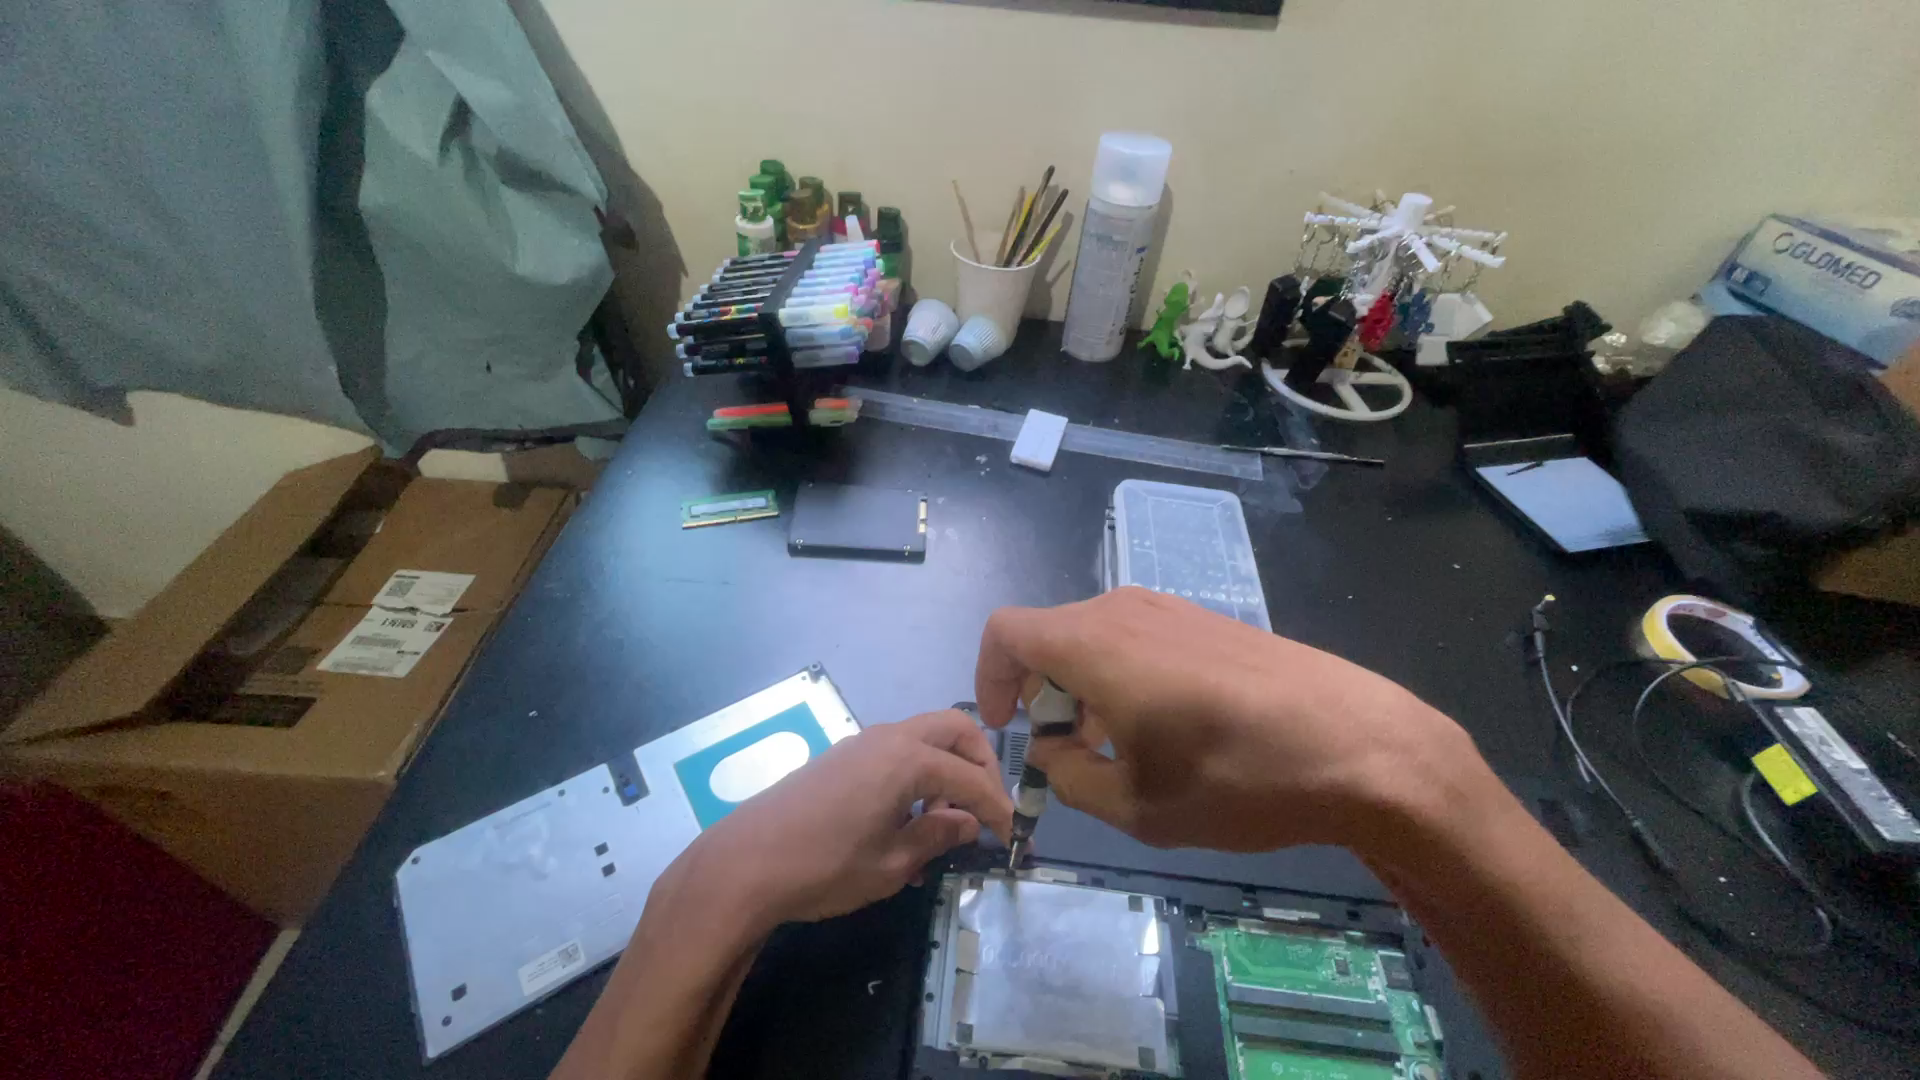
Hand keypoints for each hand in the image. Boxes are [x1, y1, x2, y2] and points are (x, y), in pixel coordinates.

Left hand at [675, 710, 1013, 927]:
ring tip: (941, 826)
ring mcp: (862, 742)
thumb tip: (969, 822)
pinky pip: (897, 751)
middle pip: (954, 729)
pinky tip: (907, 821)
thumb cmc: (824, 867)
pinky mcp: (842, 757)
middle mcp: (889, 737)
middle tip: (985, 807)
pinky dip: (917, 774)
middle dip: (980, 764)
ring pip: (924, 737)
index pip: (970, 777)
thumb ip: (937, 836)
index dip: (996, 807)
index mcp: (907, 759)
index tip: (1010, 836)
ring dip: (946, 769)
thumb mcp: (891, 864)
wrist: (745, 864)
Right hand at [975, 587, 1477, 854]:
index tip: (1008, 727)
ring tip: (1117, 748)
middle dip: (1039, 692)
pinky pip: (1137, 637)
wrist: (1361, 746)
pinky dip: (1121, 675)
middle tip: (1066, 751)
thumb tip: (1052, 748)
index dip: (989, 677)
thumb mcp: (1136, 805)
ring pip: (1094, 637)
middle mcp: (1124, 610)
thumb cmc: (1237, 778)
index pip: (1006, 631)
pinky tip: (1165, 726)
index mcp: (1093, 644)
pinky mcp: (1208, 620)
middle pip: (1049, 635)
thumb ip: (1069, 775)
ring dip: (1082, 686)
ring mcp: (1172, 609)